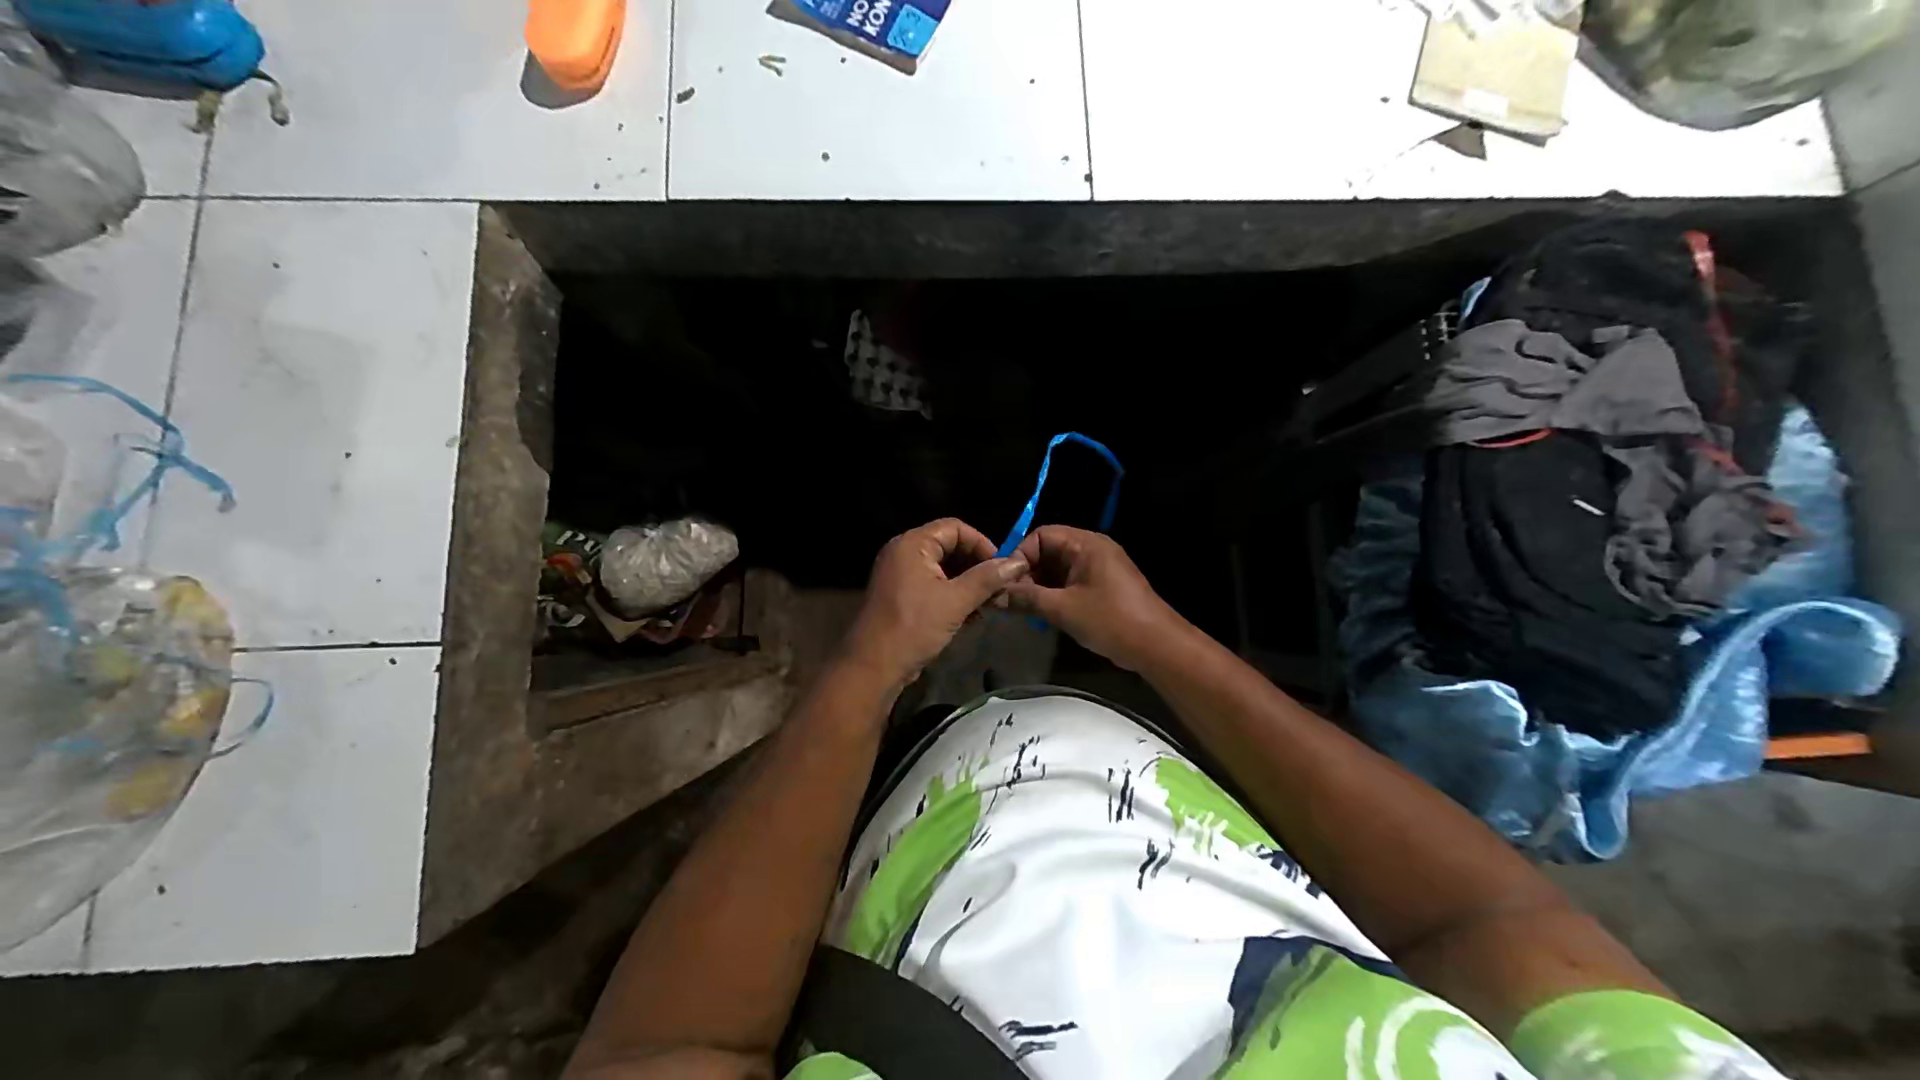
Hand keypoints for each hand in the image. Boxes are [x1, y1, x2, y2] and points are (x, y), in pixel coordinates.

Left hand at [840, 519, 1030, 687]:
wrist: (873, 667)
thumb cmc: (914, 627)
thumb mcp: (956, 601)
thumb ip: (987, 578)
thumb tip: (1018, 563)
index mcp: (912, 544)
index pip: (955, 528)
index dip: (982, 544)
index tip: (1002, 568)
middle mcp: (903, 553)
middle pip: (950, 547)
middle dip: (977, 567)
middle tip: (999, 588)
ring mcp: (900, 576)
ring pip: (944, 570)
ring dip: (968, 584)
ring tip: (989, 605)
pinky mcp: (902, 597)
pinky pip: (933, 586)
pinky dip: (954, 596)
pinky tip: (972, 616)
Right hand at [1004, 526, 1186, 671]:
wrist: (1157, 646)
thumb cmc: (1111, 620)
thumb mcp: (1063, 609)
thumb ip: (1026, 599)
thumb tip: (994, 596)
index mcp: (1086, 544)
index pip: (1041, 535)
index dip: (1020, 556)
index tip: (1006, 582)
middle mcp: (1092, 549)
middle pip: (1048, 551)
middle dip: (1028, 574)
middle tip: (1012, 599)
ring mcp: (1099, 568)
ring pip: (1057, 569)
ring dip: (1039, 587)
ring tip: (1024, 609)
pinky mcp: (1102, 587)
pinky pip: (1070, 582)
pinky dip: (1054, 594)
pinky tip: (1043, 615)